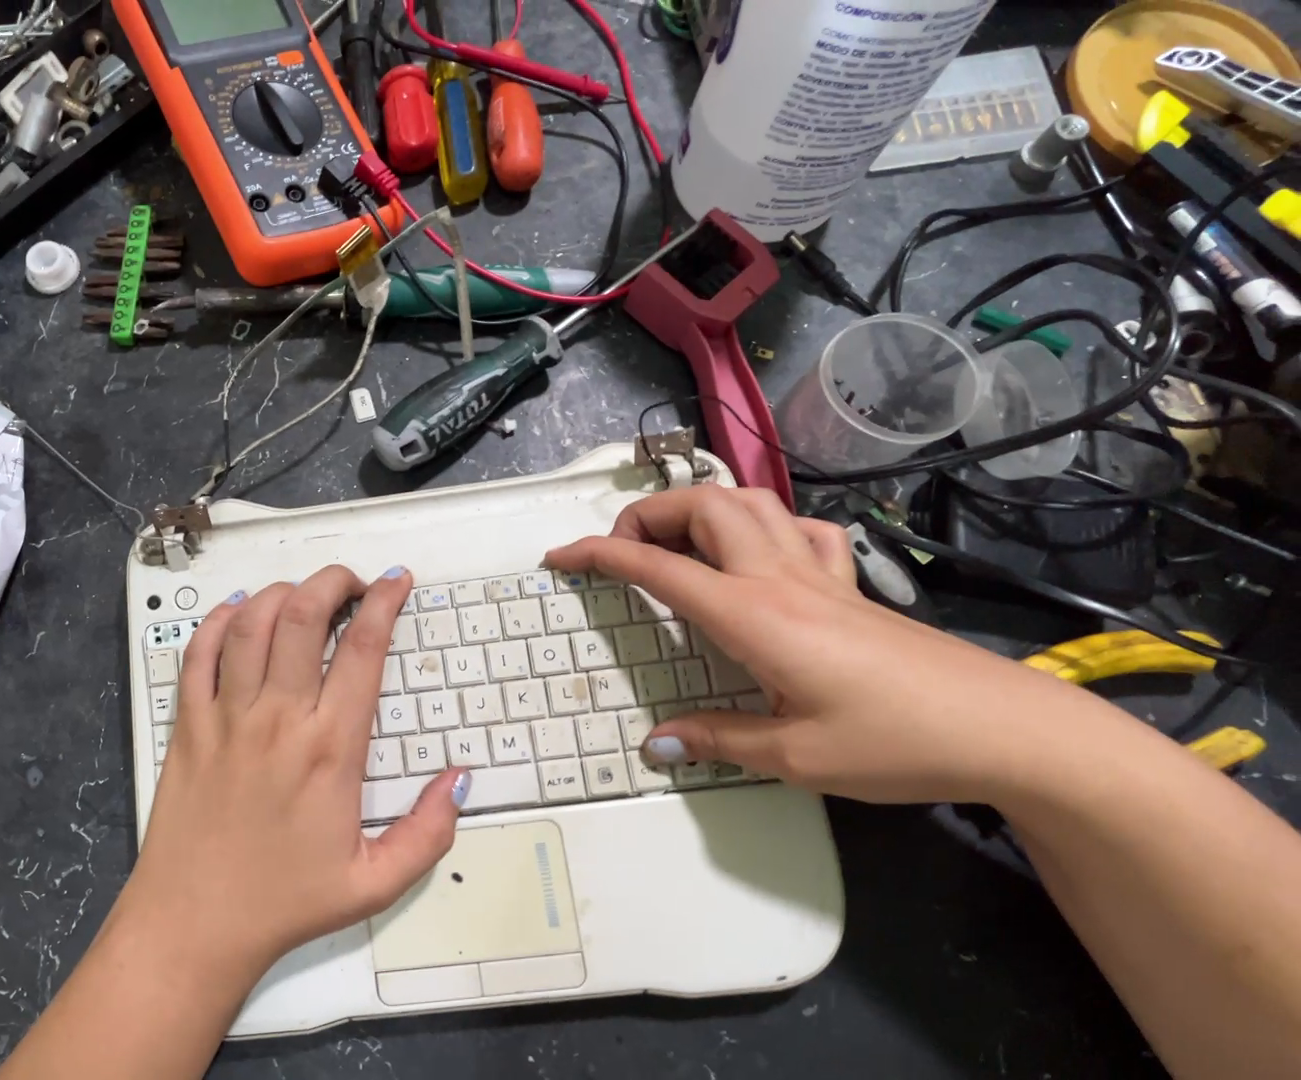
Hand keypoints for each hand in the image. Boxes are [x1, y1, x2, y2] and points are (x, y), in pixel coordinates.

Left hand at [115, 567, 468, 980]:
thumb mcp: (374, 883)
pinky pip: (198, 653)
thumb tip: (459, 778)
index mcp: (330, 749)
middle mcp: (278, 719)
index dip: (385, 603)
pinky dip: (219, 620)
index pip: (364, 651)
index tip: (397, 582)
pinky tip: (239, 611)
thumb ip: (428, 832)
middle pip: (305, 616)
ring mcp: (226, 716)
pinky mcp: (188, 724)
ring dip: (282, 593)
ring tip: (304, 595)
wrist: (194, 924)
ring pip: (252, 623)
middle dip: (334, 581)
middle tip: (353, 584)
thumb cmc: (284, 902)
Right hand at [545, 487, 1113, 805]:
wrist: (1008, 730)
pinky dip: (763, 526)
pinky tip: (760, 557)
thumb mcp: (794, 757)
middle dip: (646, 514)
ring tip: (675, 543)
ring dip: (698, 507)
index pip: (657, 567)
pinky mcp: (849, 584)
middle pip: (701, 506)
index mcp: (752, 614)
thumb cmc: (896, 742)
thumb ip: (716, 739)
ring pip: (749, 502)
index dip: (599, 554)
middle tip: (622, 552)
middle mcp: (779, 577)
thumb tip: (655, 742)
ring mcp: (819, 574)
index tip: (561, 557)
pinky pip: (800, 530)